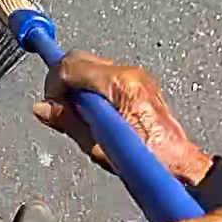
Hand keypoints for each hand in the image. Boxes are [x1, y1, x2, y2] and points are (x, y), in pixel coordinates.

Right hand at [32, 51, 213, 184]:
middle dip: (62, 81)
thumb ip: (67, 122)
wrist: (178, 163)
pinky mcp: (138, 82)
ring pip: (89, 65)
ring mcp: (135, 76)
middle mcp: (129, 74)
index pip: (70, 66)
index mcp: (118, 86)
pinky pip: (102, 74)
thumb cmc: (147, 160)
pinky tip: (95, 113)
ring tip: (81, 115)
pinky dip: (89, 88)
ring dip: (76, 85)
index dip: (53, 84)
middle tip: (61, 108)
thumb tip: (43, 108)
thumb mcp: (96, 147)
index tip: (51, 103)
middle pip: (77, 58)